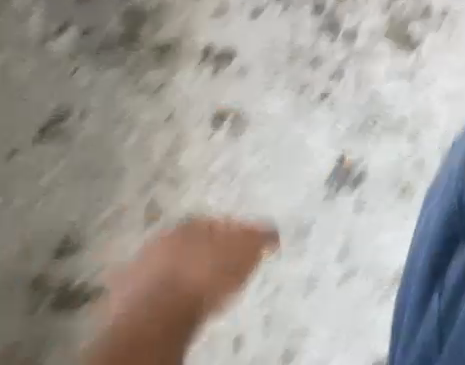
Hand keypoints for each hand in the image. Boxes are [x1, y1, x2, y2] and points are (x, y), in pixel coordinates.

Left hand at [103, 217, 278, 327]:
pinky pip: (150, 288)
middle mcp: (160, 238)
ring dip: (183, 271)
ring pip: (168, 264)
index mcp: (192, 222)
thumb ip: (262, 235)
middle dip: (206, 252)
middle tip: (224, 266)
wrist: (157, 316)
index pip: (221, 222)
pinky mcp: (120, 295)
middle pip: (191, 242)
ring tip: (202, 286)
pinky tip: (178, 300)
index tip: (246, 249)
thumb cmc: (209, 275)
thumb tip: (270, 232)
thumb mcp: (251, 249)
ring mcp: (135, 267)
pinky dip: (164, 291)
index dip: (236, 235)